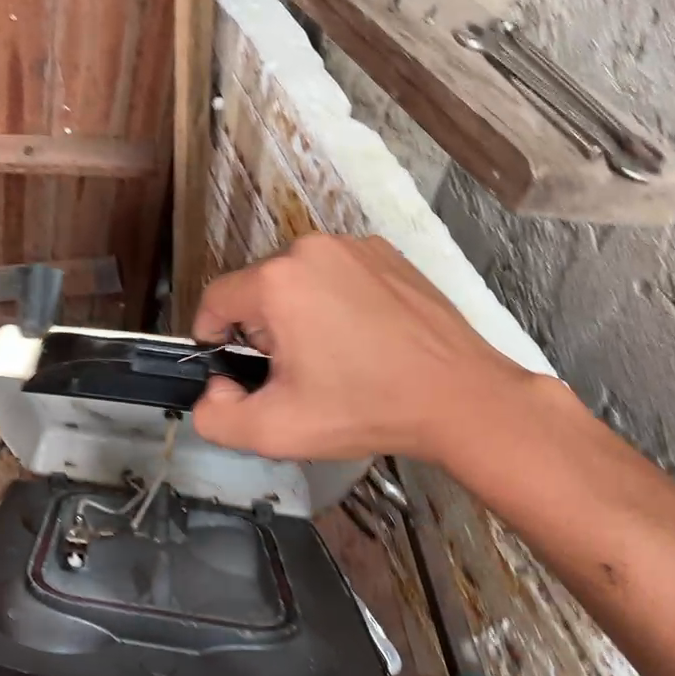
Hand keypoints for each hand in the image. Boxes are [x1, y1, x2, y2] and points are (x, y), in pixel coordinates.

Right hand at [190, 233, 528, 462]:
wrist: (461, 397)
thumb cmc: (366, 408)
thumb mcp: (276, 430)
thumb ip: (215, 416)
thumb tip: (213, 388)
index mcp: (277, 281)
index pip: (216, 298)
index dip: (212, 335)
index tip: (232, 365)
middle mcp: (310, 249)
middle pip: (258, 287)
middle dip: (262, 328)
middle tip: (293, 372)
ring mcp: (353, 246)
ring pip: (298, 278)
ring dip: (299, 311)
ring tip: (333, 355)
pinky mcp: (385, 253)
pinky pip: (337, 272)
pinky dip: (336, 298)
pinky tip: (364, 336)